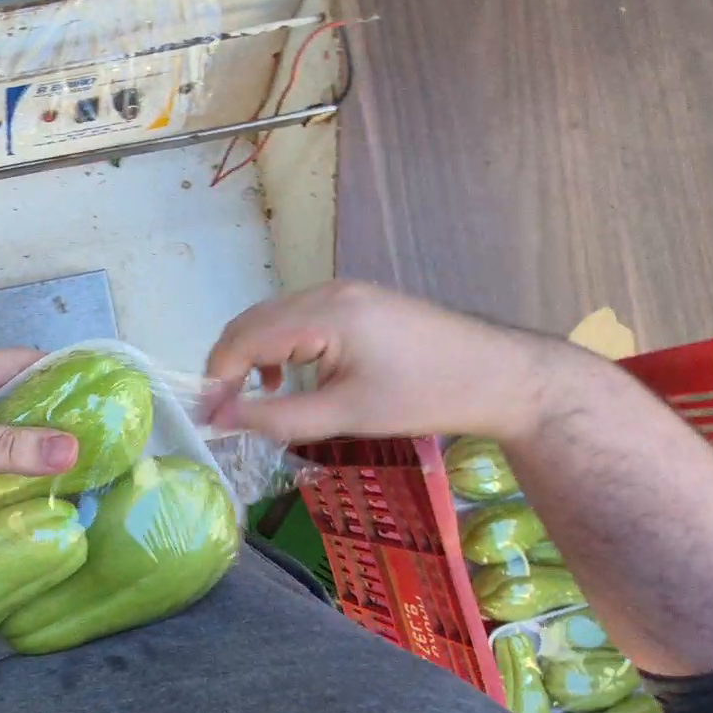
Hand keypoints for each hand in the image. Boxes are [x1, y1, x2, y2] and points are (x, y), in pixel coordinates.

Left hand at [0, 349, 79, 504]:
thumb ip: (13, 448)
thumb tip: (76, 448)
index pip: (35, 362)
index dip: (70, 379)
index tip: (104, 408)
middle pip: (21, 396)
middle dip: (53, 420)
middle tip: (94, 452)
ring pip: (0, 424)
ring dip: (26, 445)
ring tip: (67, 473)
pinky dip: (0, 460)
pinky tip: (18, 486)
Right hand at [203, 281, 575, 444]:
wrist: (503, 376)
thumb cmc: (425, 398)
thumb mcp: (346, 415)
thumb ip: (276, 417)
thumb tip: (218, 421)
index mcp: (323, 314)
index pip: (242, 338)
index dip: (217, 379)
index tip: (209, 419)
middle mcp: (325, 292)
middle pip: (249, 323)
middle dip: (227, 366)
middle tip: (224, 412)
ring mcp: (340, 292)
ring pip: (268, 319)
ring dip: (250, 356)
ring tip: (254, 399)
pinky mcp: (353, 301)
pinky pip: (293, 318)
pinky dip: (276, 347)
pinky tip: (288, 378)